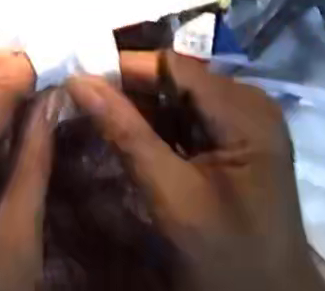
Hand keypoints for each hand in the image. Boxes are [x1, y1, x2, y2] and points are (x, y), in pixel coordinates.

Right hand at [66, 52, 324, 290]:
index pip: (169, 65)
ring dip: (137, 107)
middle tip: (78, 98)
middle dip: (127, 89)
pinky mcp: (236, 141)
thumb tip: (77, 80)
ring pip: (175, 96)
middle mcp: (248, 102)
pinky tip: (124, 133)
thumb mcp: (172, 197)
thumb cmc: (229, 259)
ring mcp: (244, 122)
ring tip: (92, 112)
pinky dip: (155, 125)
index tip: (76, 78)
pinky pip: (186, 117)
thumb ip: (125, 133)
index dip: (122, 68)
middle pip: (172, 78)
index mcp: (244, 109)